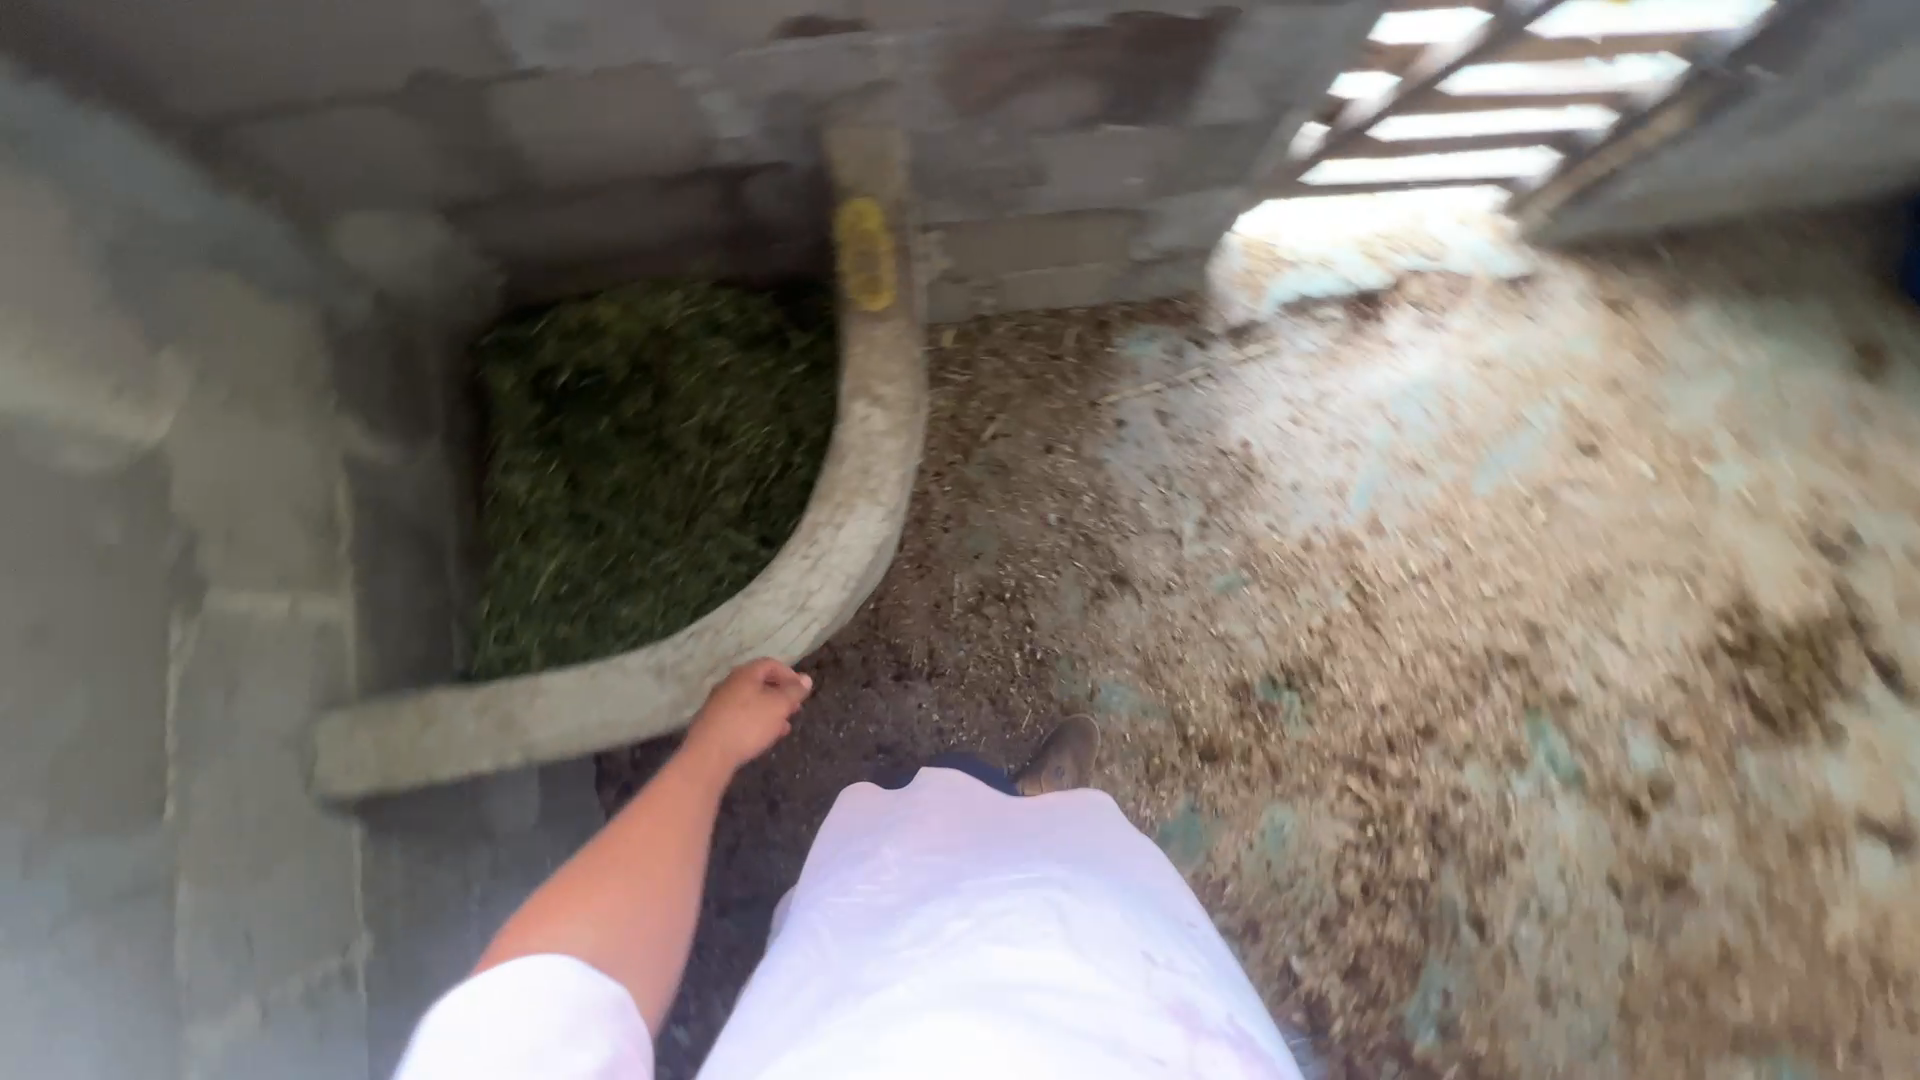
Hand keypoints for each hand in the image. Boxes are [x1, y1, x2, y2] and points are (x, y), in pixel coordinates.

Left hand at [682, 658, 812, 773]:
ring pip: (751, 701)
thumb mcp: (779, 706)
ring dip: (770, 710)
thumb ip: (794, 692)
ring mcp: (719, 704)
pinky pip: (740, 717)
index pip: (770, 664)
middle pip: (760, 683)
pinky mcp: (714, 724)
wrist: (709, 754)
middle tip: (795, 708)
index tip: (802, 690)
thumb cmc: (748, 724)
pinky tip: (765, 737)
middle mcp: (730, 684)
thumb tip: (806, 678)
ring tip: (784, 725)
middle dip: (780, 694)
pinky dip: (756, 722)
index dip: (789, 674)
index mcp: (745, 674)